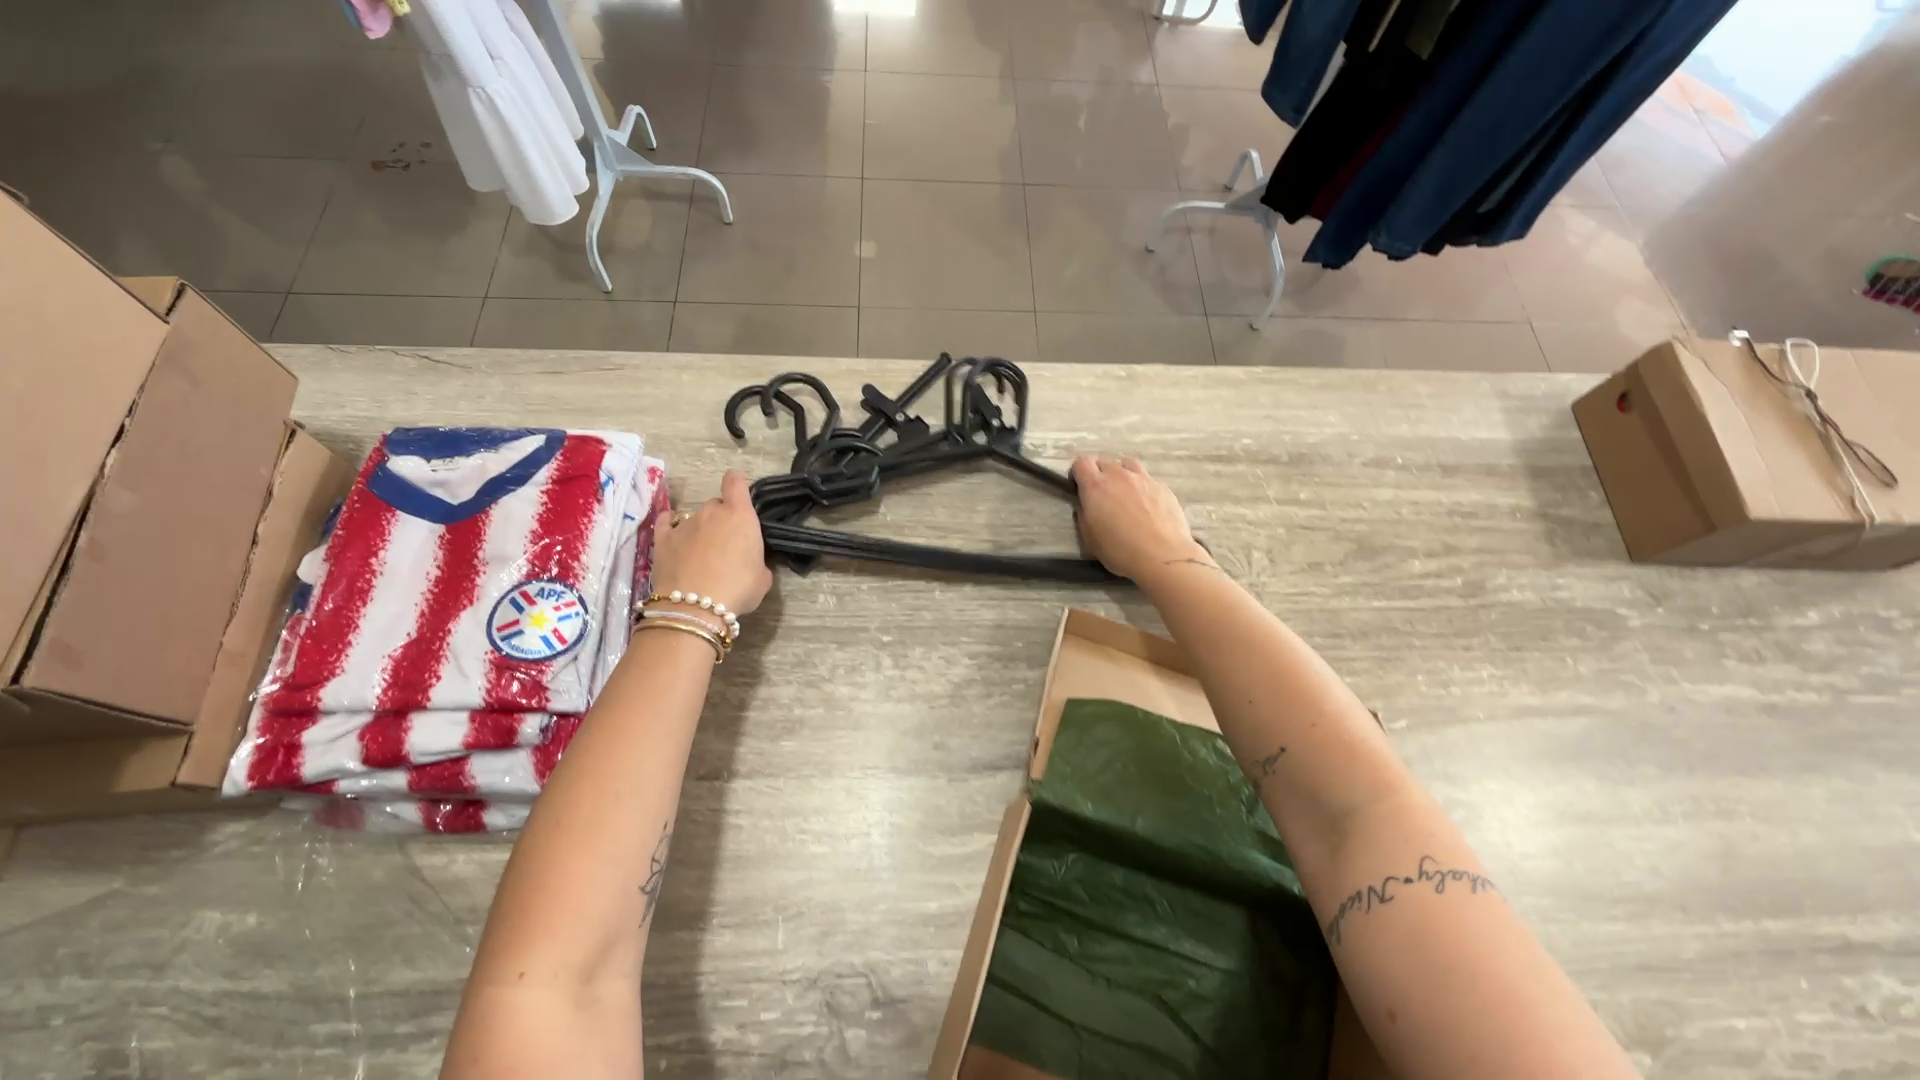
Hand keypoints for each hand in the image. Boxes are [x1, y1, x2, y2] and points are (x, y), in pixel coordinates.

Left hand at [649, 471, 773, 616]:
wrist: (695, 607)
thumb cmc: (738, 589)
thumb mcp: (762, 578)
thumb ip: (757, 561)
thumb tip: (749, 562)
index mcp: (740, 516)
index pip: (736, 482)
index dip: (738, 484)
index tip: (739, 495)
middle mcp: (711, 513)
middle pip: (716, 506)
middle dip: (721, 519)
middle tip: (725, 544)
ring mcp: (684, 524)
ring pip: (694, 518)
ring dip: (700, 530)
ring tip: (701, 555)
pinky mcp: (663, 539)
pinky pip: (666, 522)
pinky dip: (671, 525)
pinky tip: (675, 536)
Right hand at [1072, 455, 1211, 582]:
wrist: (1162, 555)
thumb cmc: (1120, 550)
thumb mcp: (1090, 537)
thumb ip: (1085, 515)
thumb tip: (1087, 505)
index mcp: (1096, 486)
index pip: (1081, 462)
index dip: (1078, 472)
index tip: (1080, 487)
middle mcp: (1119, 475)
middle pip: (1104, 461)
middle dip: (1099, 473)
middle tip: (1102, 495)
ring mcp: (1143, 479)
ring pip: (1128, 464)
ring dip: (1121, 473)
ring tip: (1124, 492)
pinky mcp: (1163, 487)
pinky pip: (1147, 479)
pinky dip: (1141, 486)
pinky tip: (1146, 505)